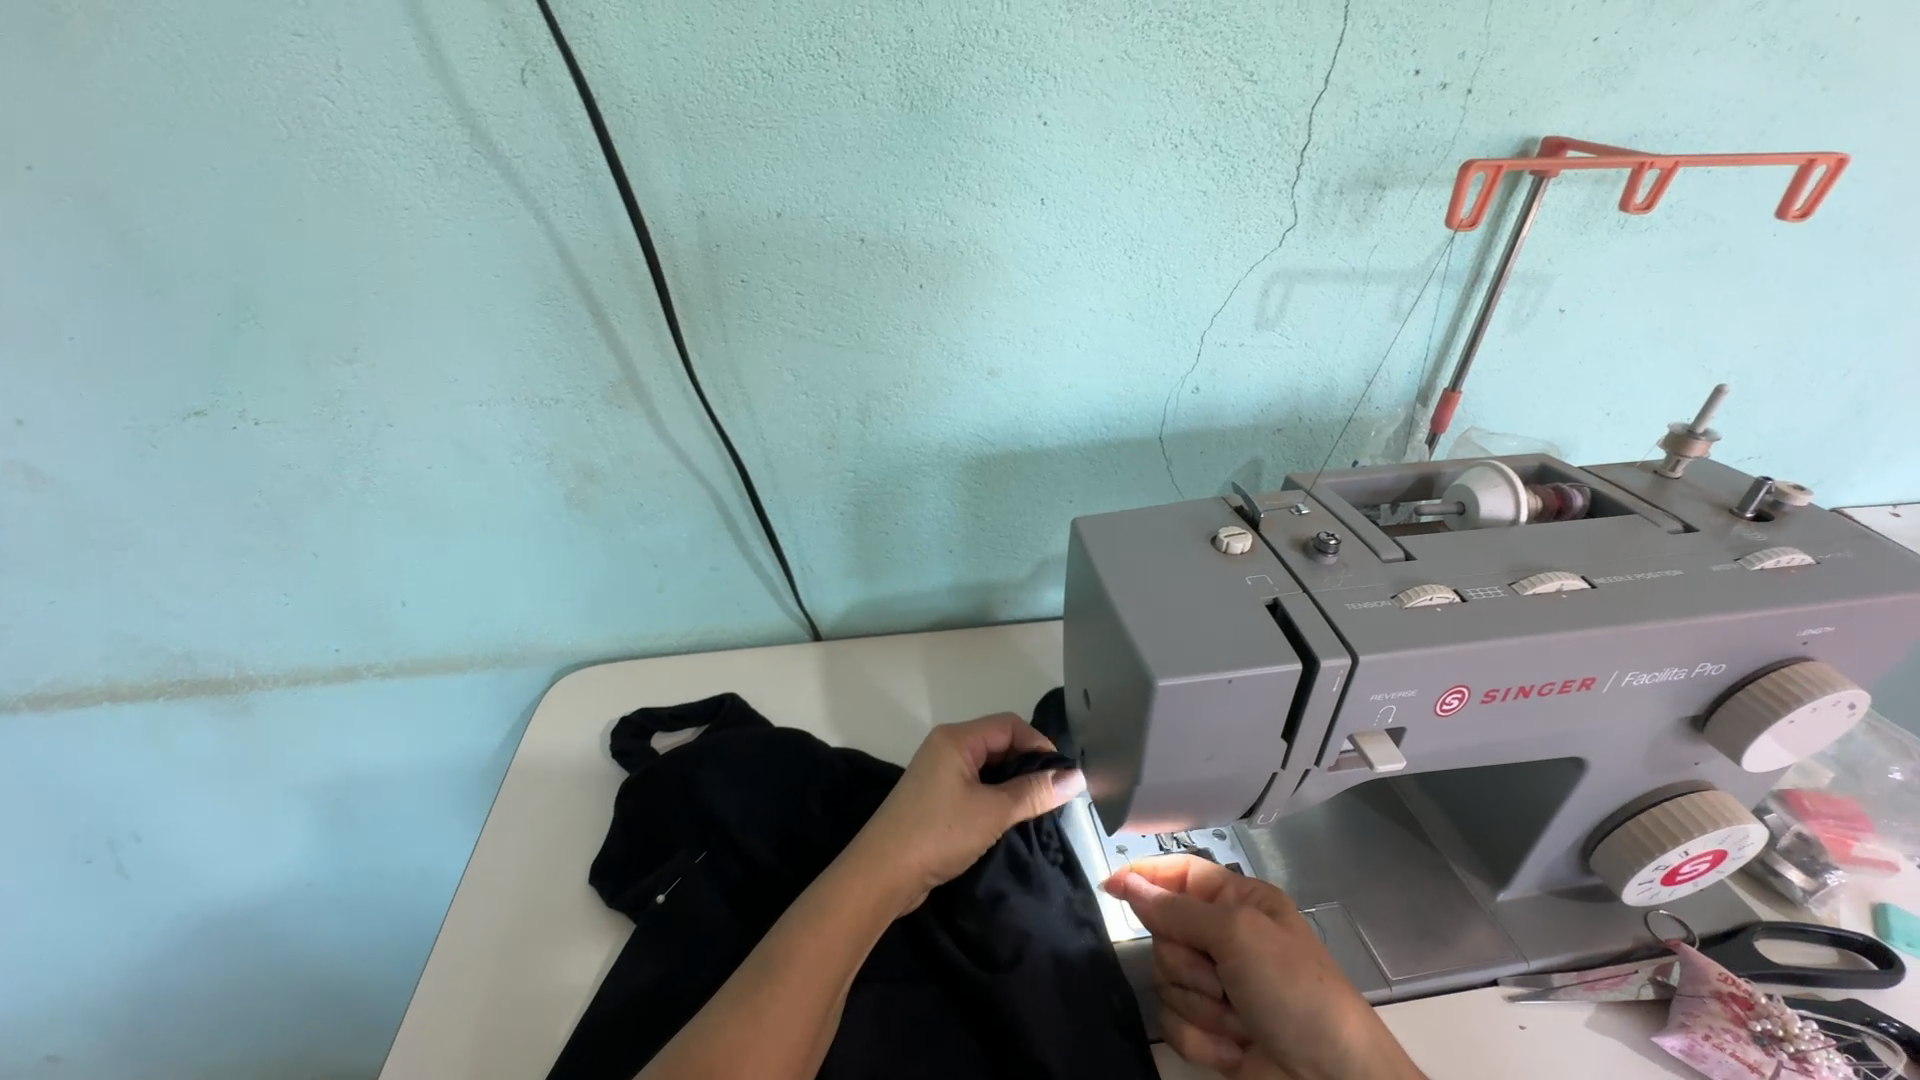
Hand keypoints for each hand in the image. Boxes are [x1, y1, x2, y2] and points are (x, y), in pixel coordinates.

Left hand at [846, 713, 1086, 916]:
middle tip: (1055, 793)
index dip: (1039, 745)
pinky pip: (975, 785)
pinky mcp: (936, 797)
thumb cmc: (938, 833)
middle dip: (1029, 764)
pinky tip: (1011, 817)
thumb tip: (1076, 777)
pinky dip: (996, 795)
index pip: (1009, 725)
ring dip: (1014, 782)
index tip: (1063, 775)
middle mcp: (946, 747)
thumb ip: (1035, 792)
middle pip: (999, 742)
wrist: (882, 873)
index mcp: (956, 739)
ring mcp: (938, 773)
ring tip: (1039, 807)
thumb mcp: (993, 811)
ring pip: (988, 766)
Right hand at [1105, 856, 1425, 1079]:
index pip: (1180, 874)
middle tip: (1223, 978)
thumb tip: (1128, 882)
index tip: (1110, 885)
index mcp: (1240, 903)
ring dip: (1200, 1006)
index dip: (1145, 876)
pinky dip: (1202, 1040)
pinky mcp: (1211, 1032)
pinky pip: (1173, 1024)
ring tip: (1240, 1020)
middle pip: (1164, 933)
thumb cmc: (1296, 992)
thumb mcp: (1240, 935)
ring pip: (1165, 981)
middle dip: (1188, 963)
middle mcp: (1225, 940)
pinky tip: (1236, 1049)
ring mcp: (1217, 988)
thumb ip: (1177, 910)